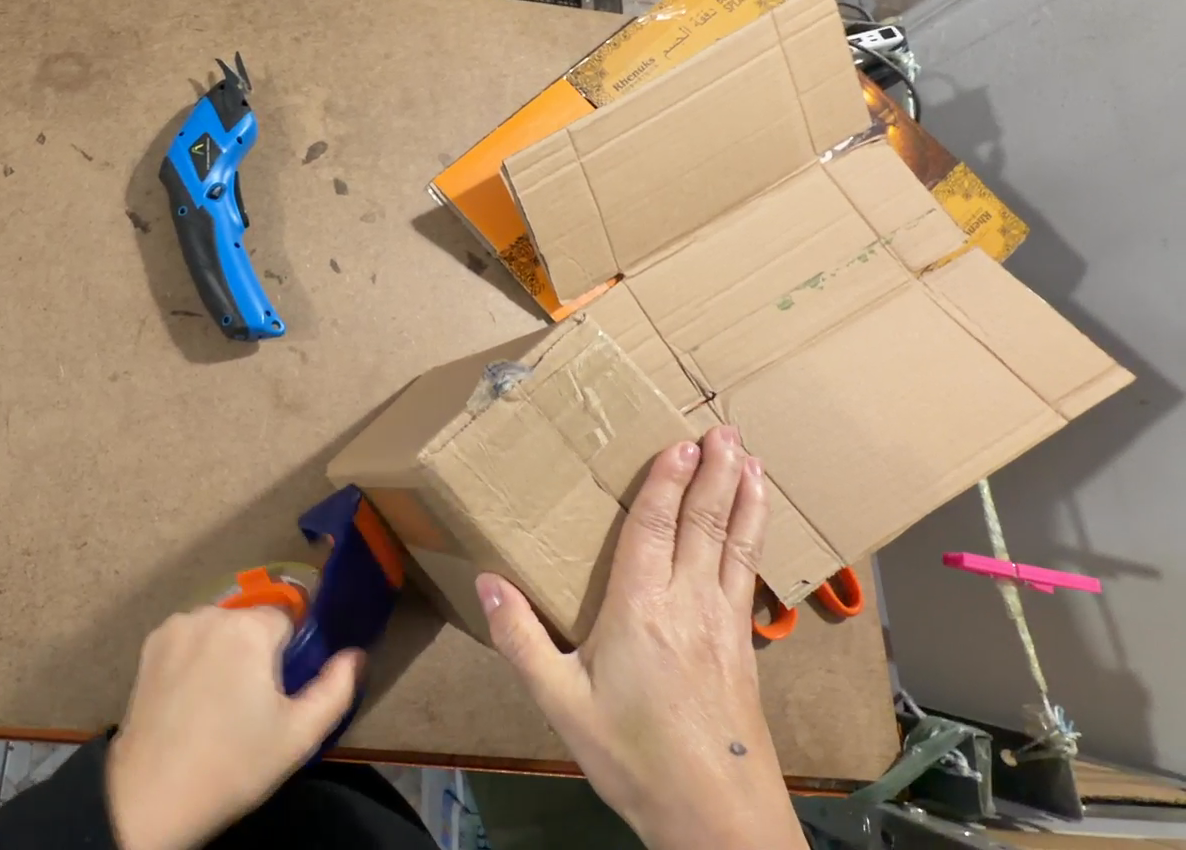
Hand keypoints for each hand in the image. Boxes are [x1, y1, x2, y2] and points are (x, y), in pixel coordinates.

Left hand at [105, 606, 361, 849]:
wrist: (155, 793)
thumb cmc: (235, 763)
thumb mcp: (299, 735)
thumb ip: (335, 689)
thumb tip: (355, 655)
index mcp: (249, 628)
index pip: (286, 621)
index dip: (289, 655)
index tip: (281, 692)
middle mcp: (210, 612)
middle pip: (250, 623)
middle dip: (257, 653)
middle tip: (252, 705)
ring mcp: (175, 625)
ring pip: (218, 629)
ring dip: (225, 652)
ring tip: (219, 704)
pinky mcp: (150, 643)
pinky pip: (188, 638)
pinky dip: (195, 656)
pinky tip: (192, 697)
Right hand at [476, 426, 805, 849]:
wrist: (719, 821)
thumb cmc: (634, 756)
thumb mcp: (562, 703)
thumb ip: (522, 640)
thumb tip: (488, 581)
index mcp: (641, 611)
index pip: (654, 530)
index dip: (665, 483)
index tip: (678, 442)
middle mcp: (689, 606)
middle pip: (704, 526)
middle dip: (715, 474)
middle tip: (725, 430)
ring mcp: (724, 626)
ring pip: (735, 546)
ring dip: (743, 499)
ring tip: (751, 460)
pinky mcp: (743, 649)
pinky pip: (746, 575)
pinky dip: (752, 539)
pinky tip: (753, 532)